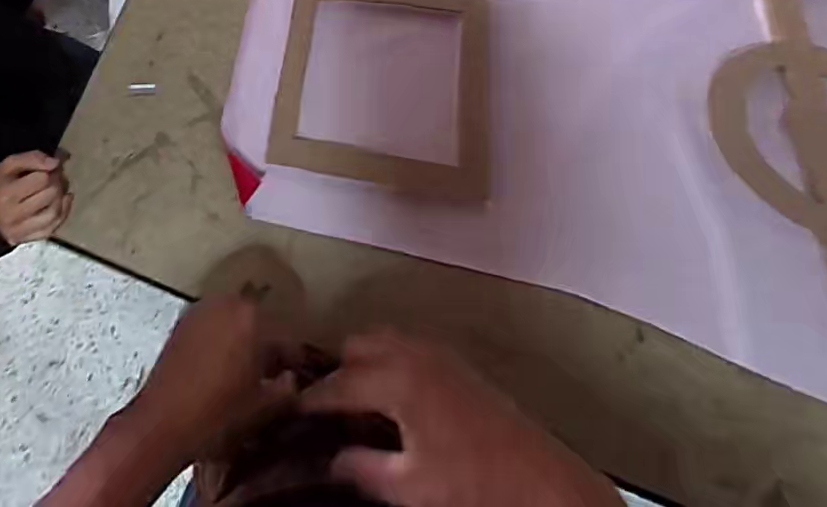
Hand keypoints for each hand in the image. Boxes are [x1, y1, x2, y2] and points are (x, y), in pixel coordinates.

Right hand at [0, 151, 71, 244]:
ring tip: (55, 190)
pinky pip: (54, 226)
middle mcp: (12, 216)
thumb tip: (56, 163)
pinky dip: (62, 212)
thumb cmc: (1, 184)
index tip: (45, 169)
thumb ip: (33, 158)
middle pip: (51, 193)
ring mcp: (20, 231)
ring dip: (60, 197)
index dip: (48, 170)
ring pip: (55, 211)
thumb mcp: (10, 164)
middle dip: (55, 182)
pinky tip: (60, 202)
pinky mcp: (28, 239)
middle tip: (52, 179)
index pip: (42, 178)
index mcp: (6, 195)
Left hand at [125, 293, 298, 463]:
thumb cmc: (215, 416)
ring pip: (234, 319)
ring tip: (241, 368)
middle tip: (268, 371)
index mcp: (254, 319)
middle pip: (259, 322)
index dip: (293, 360)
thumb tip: (290, 379)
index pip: (285, 337)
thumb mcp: (261, 408)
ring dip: (241, 337)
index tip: (294, 374)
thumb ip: (286, 390)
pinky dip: (218, 338)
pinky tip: (217, 365)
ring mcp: (203, 308)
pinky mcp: (183, 320)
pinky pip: (212, 324)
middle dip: (266, 343)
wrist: (161, 424)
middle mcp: (229, 303)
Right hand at [302, 331, 623, 506]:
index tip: (287, 412)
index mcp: (396, 378)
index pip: (339, 383)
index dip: (312, 399)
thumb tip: (329, 462)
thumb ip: (363, 468)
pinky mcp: (454, 359)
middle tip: (327, 412)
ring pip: (383, 339)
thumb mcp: (410, 487)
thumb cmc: (470, 484)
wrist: (540, 480)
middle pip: (358, 346)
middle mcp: (411, 351)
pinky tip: (393, 399)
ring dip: (364, 362)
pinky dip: (389, 361)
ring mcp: (435, 351)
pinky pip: (406, 345)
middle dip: (338, 373)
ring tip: (358, 404)